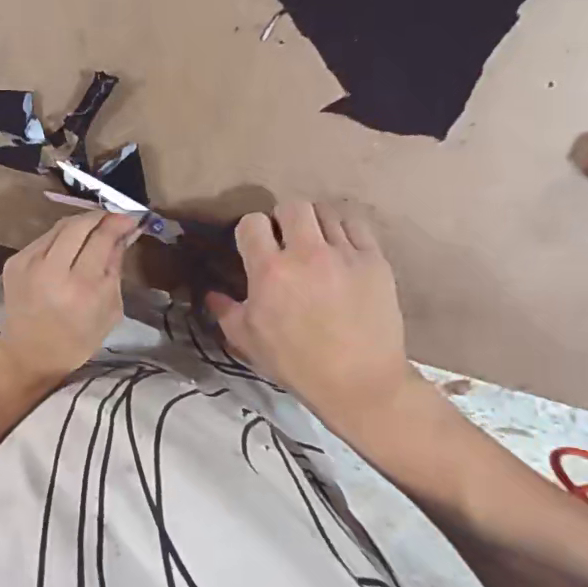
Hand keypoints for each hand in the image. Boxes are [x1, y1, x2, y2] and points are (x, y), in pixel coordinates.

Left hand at [0, 211, 138, 385]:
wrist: (29, 353)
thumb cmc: (77, 339)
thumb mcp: (110, 309)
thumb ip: (115, 267)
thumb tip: (123, 233)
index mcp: (81, 287)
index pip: (101, 239)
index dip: (117, 223)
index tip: (130, 218)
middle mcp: (51, 271)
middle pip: (77, 225)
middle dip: (98, 217)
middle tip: (113, 218)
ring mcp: (28, 264)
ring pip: (58, 227)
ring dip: (79, 225)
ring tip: (94, 230)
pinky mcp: (13, 263)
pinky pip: (43, 239)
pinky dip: (60, 239)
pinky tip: (69, 248)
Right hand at [206, 202, 421, 427]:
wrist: (358, 380)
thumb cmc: (294, 362)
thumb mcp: (246, 339)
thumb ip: (225, 310)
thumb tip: (211, 294)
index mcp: (269, 271)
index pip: (252, 223)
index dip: (248, 230)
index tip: (252, 245)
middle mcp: (306, 254)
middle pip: (292, 206)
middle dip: (282, 218)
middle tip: (284, 239)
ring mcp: (345, 255)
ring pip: (326, 211)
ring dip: (313, 222)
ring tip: (313, 241)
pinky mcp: (375, 261)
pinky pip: (357, 226)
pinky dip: (343, 230)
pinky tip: (339, 248)